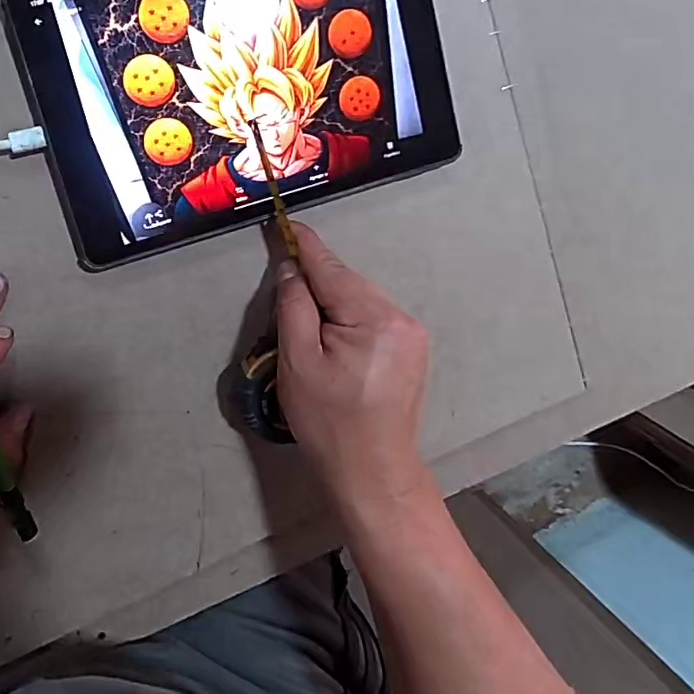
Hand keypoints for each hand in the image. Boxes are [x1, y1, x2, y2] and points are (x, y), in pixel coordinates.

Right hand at [273, 223, 432, 509]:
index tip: (284, 222)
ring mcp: (411, 333)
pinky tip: (331, 332)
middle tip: (282, 286)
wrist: (372, 470)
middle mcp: (400, 317)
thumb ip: (293, 306)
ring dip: (330, 298)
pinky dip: (346, 313)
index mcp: (373, 318)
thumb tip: (290, 268)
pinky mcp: (411, 348)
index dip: (303, 245)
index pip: (329, 269)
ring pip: (359, 297)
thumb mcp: (297, 360)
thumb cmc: (328, 420)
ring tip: (305, 321)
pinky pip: (371, 313)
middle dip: (314, 278)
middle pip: (346, 281)